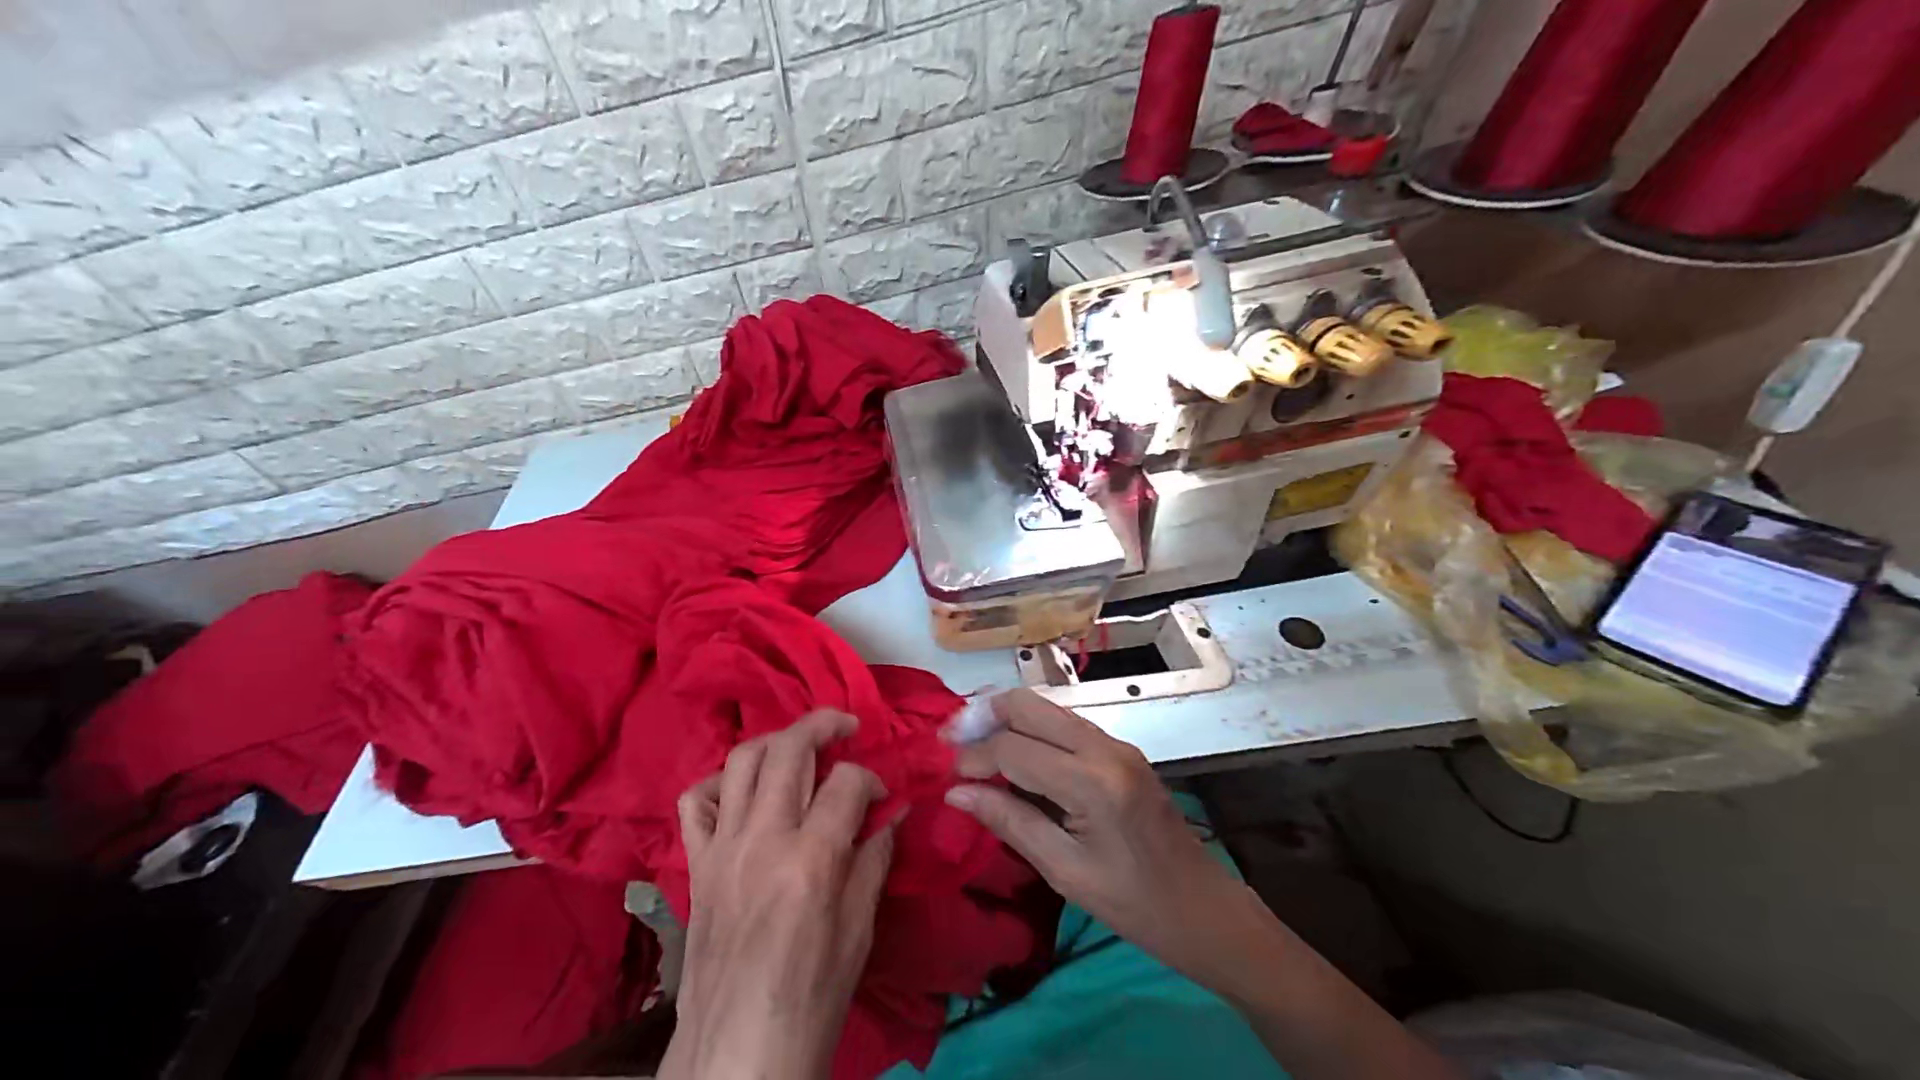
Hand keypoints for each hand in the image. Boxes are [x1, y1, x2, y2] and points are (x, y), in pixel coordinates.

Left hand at [660, 710, 897, 1079]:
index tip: (883, 794)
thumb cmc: (811, 1001)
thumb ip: (873, 860)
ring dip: (776, 741)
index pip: (847, 782)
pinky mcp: (696, 865)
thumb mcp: (859, 932)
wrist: (736, 1056)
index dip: (872, 777)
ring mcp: (722, 849)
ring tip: (802, 746)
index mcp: (810, 861)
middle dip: (825, 725)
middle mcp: (762, 840)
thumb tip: (892, 813)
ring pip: (742, 760)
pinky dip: (721, 783)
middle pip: (790, 749)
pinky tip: (745, 791)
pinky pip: (696, 802)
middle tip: (848, 727)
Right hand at [944, 690, 1270, 990]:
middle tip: (954, 745)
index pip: (1013, 747)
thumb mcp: (1064, 872)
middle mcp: (1104, 747)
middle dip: (984, 718)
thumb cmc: (1134, 905)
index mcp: (1092, 781)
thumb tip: (956, 792)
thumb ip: (1010, 821)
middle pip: (1029, 705)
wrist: (1204, 910)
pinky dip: (1032, 732)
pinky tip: (1014, 759)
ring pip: (1046, 708)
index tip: (947, 775)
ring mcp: (1116, 744)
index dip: (973, 757)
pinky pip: (1064, 725)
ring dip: (1007, 721)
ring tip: (975, 751)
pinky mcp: (1121, 750)